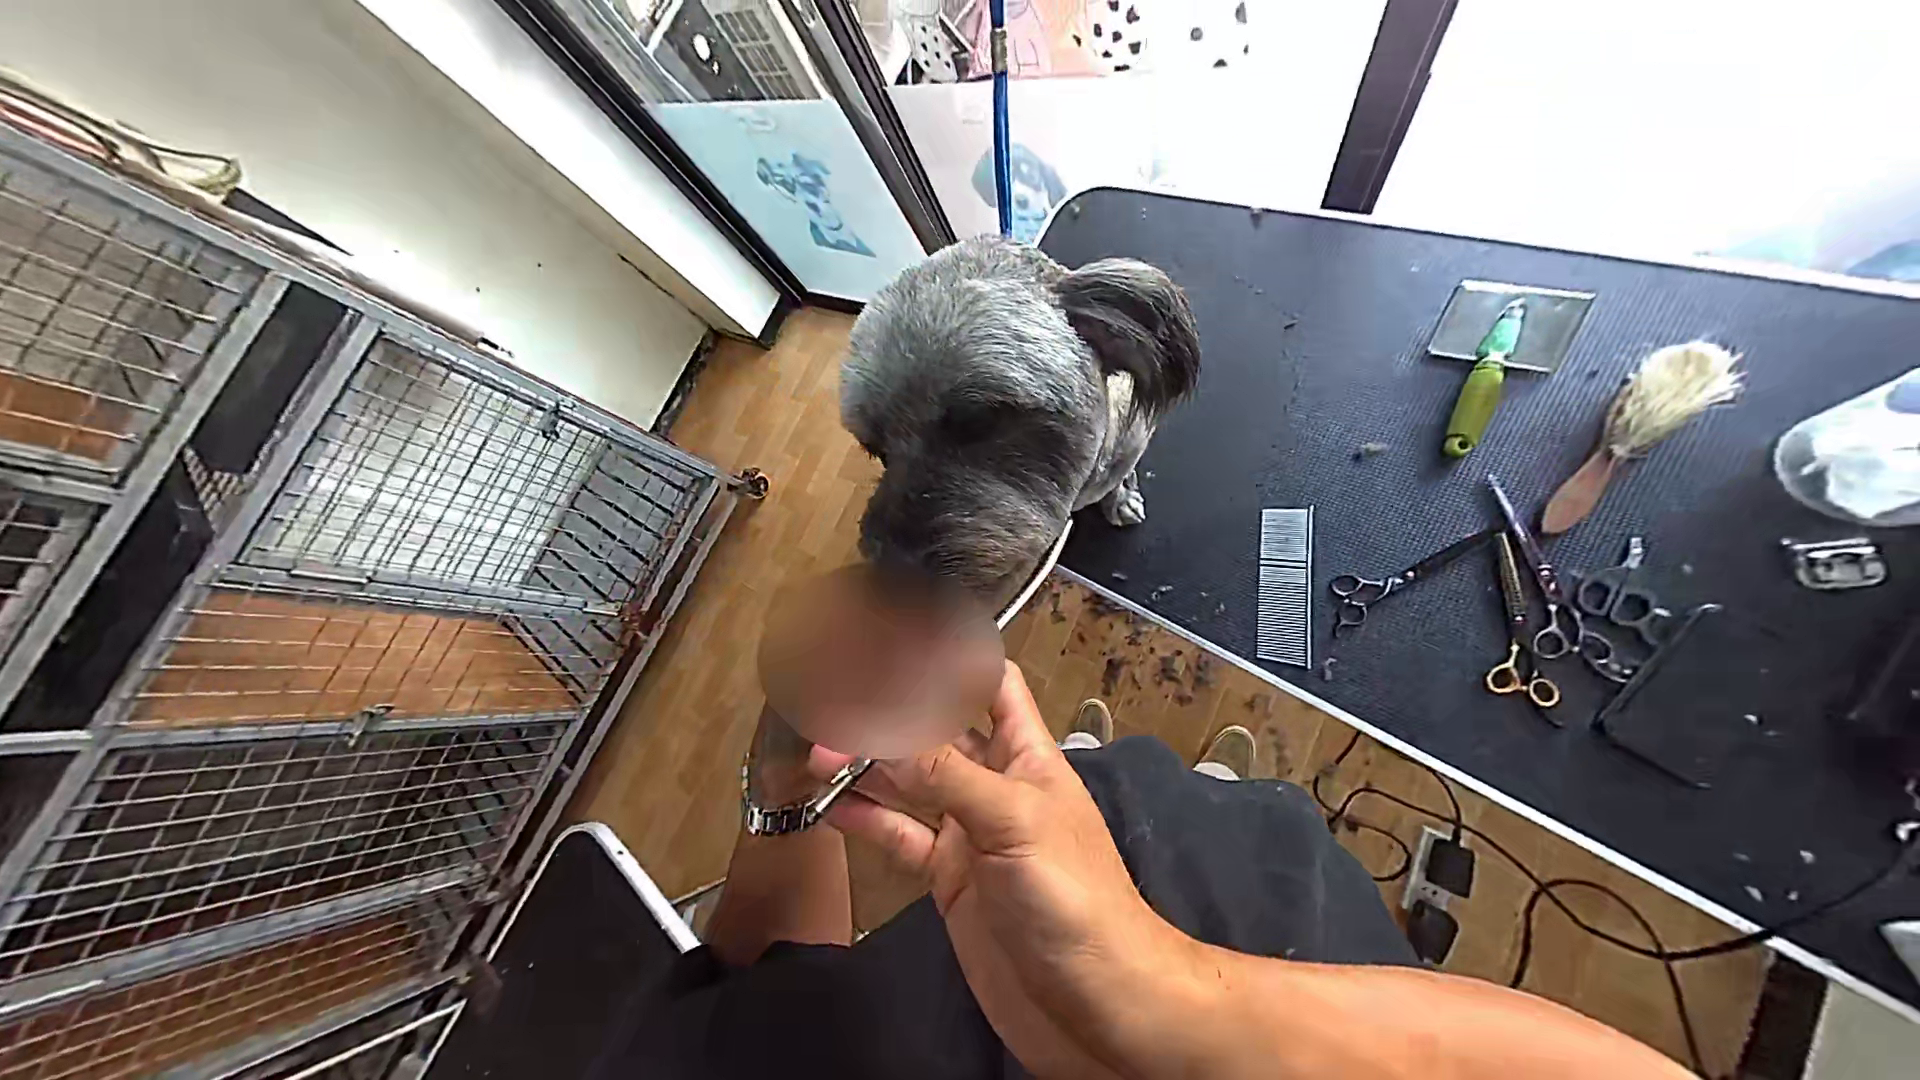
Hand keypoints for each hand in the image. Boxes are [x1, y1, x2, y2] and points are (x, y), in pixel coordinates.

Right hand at [821, 662, 1201, 1076]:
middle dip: (894, 715)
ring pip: (912, 784)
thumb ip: (948, 776)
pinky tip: (834, 806)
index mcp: (1026, 755)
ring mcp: (970, 830)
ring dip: (870, 767)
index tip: (907, 641)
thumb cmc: (1076, 898)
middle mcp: (995, 783)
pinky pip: (902, 838)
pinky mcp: (951, 877)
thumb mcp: (1013, 821)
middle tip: (840, 700)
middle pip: (938, 732)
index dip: (956, 660)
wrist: (1097, 1004)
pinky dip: (870, 821)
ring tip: (819, 750)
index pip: (993, 685)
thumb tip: (884, 735)